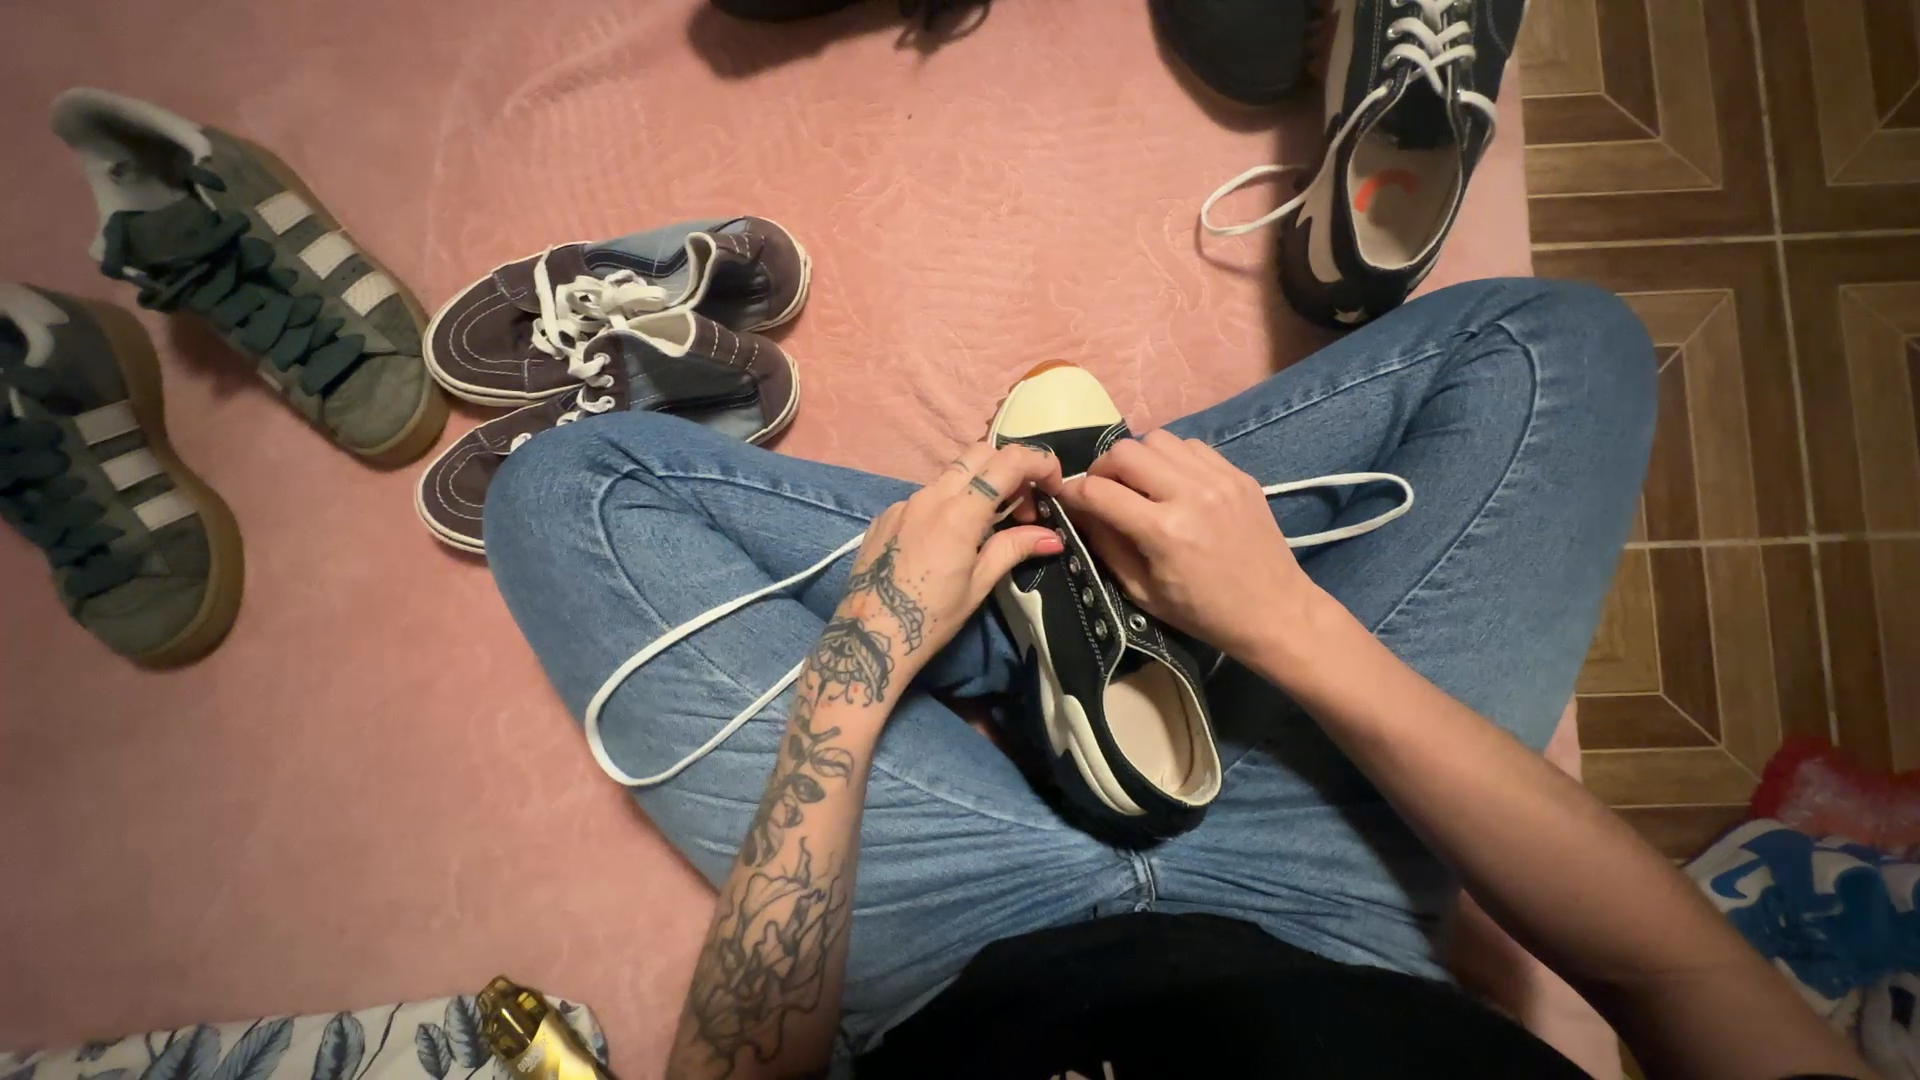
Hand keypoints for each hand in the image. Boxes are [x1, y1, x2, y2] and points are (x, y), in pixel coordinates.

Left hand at [822, 442, 1063, 703]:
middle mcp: (929, 496)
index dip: (1039, 463)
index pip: (1008, 462)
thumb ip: (1013, 549)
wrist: (867, 637)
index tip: (1054, 485)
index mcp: (958, 513)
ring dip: (979, 486)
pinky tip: (948, 540)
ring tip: (990, 526)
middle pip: (979, 453)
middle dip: (1010, 468)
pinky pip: (926, 496)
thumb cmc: (930, 618)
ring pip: (951, 474)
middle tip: (1024, 508)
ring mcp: (903, 503)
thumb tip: (1053, 536)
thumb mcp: (978, 585)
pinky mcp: (886, 516)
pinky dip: (949, 504)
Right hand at [1056, 429, 1319, 659]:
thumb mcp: (1141, 591)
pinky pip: (1190, 446)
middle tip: (1103, 490)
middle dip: (1102, 469)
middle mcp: (1190, 494)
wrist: (1275, 610)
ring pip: (1157, 439)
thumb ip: (1105, 545)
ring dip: (1138, 459)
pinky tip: (1172, 483)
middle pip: (1124, 451)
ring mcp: (1219, 479)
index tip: (1067, 499)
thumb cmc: (1202, 612)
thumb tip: (1077, 511)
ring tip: (1139, 484)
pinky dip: (1170, 458)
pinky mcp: (1238, 474)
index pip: (1098, 491)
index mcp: (1163, 532)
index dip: (1072, 493)